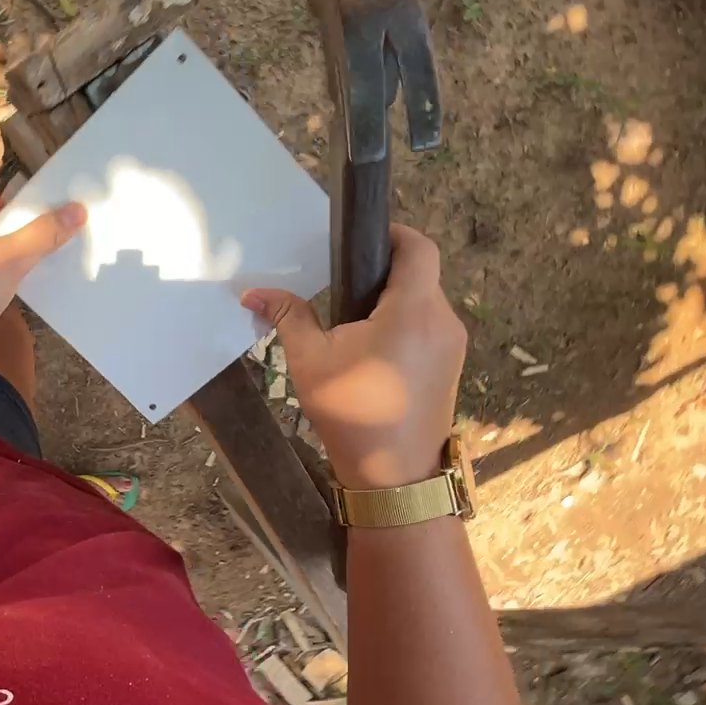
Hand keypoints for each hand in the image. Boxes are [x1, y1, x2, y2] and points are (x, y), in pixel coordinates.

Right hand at [241, 225, 465, 489]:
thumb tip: (252, 291)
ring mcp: (453, 345)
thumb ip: (287, 317)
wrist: (392, 472)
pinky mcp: (450, 365)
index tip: (362, 236)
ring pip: (423, 304)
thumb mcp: (309, 359)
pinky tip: (370, 350)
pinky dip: (402, 326)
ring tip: (350, 321)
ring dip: (392, 302)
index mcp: (412, 310)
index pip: (418, 247)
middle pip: (419, 275)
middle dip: (383, 272)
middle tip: (341, 285)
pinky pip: (427, 328)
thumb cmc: (350, 409)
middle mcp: (443, 319)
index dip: (395, 232)